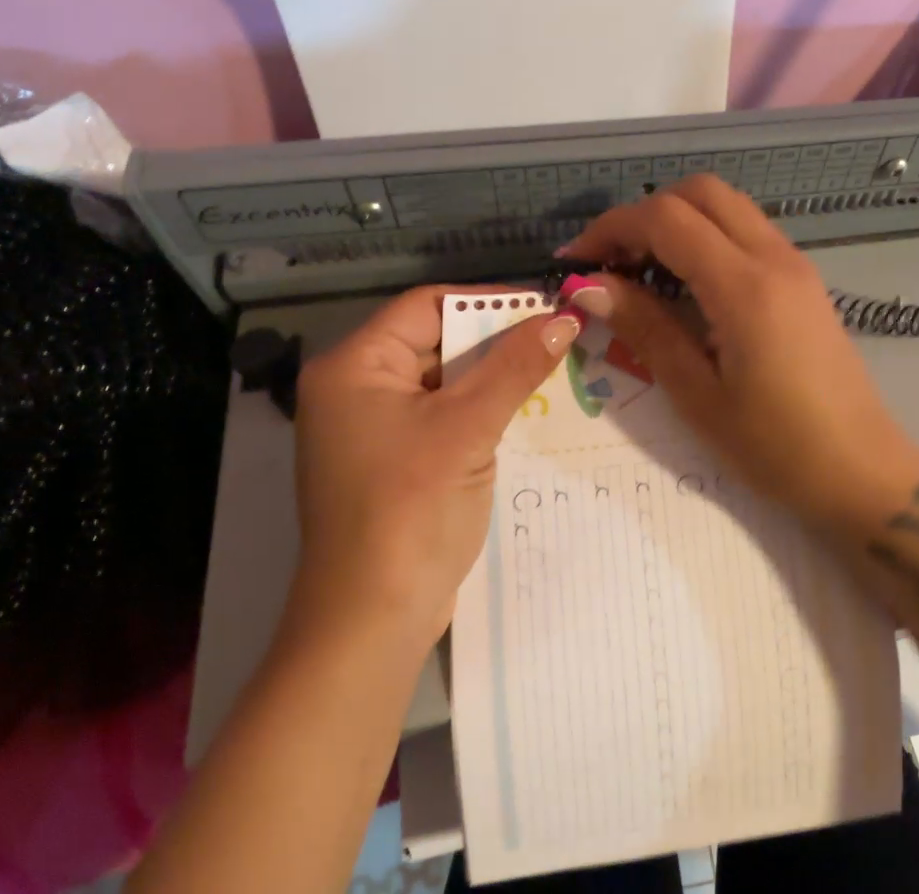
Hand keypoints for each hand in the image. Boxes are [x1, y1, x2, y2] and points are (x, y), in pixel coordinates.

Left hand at [290, 286, 578, 648]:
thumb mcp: (468, 429)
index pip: (427, 307)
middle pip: (435, 345)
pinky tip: (524, 420)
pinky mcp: (392, 467)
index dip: (488, 303)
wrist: (372, 615)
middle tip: (560, 343)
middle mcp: (354, 391)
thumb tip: (565, 317)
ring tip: (554, 376)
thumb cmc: (411, 509)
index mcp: (353, 366)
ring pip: (443, 386)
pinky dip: (479, 417)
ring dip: (493, 383)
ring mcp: (371, 432)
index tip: (547, 310)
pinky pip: (441, 423)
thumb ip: (515, 368)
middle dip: (497, 345)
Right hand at [559, 175, 918, 535]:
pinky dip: (708, 238)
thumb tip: (589, 286)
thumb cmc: (775, 447)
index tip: (574, 263)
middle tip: (610, 262)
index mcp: (745, 287)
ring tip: (641, 273)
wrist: (860, 471)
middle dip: (645, 213)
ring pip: (728, 207)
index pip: (666, 219)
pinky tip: (685, 286)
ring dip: (679, 222)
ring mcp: (797, 266)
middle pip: (701, 192)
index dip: (611, 229)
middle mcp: (775, 259)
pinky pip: (749, 233)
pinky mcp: (805, 282)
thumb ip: (646, 329)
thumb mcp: (698, 396)